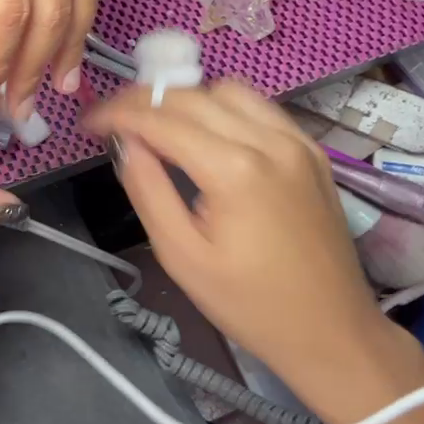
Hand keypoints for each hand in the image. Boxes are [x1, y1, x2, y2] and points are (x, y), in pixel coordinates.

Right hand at [82, 79, 385, 375]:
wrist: (334, 334)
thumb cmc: (250, 305)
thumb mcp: (180, 256)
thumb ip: (147, 189)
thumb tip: (125, 142)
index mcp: (234, 170)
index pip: (161, 119)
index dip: (117, 114)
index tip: (89, 122)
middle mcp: (268, 141)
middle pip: (191, 95)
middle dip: (144, 100)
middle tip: (113, 122)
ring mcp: (296, 141)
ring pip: (226, 89)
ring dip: (184, 98)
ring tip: (157, 123)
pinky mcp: (310, 149)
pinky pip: (258, 105)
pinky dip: (222, 105)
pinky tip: (205, 130)